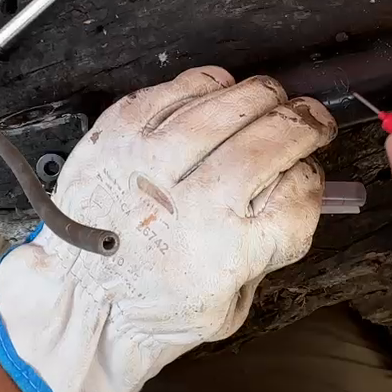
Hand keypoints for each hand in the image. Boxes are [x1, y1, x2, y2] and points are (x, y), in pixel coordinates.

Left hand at [0, 67, 335, 391]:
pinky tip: (222, 94)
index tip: (309, 174)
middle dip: (303, 123)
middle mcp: (185, 202)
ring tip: (273, 101)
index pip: (295, 198)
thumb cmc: (154, 303)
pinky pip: (181, 87)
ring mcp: (148, 158)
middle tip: (314, 120)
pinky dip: (212, 83)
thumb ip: (267, 248)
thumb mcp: (227, 307)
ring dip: (263, 96)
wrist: (77, 293)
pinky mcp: (120, 130)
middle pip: (268, 141)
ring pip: (227, 103)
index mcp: (220, 255)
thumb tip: (299, 181)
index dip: (312, 179)